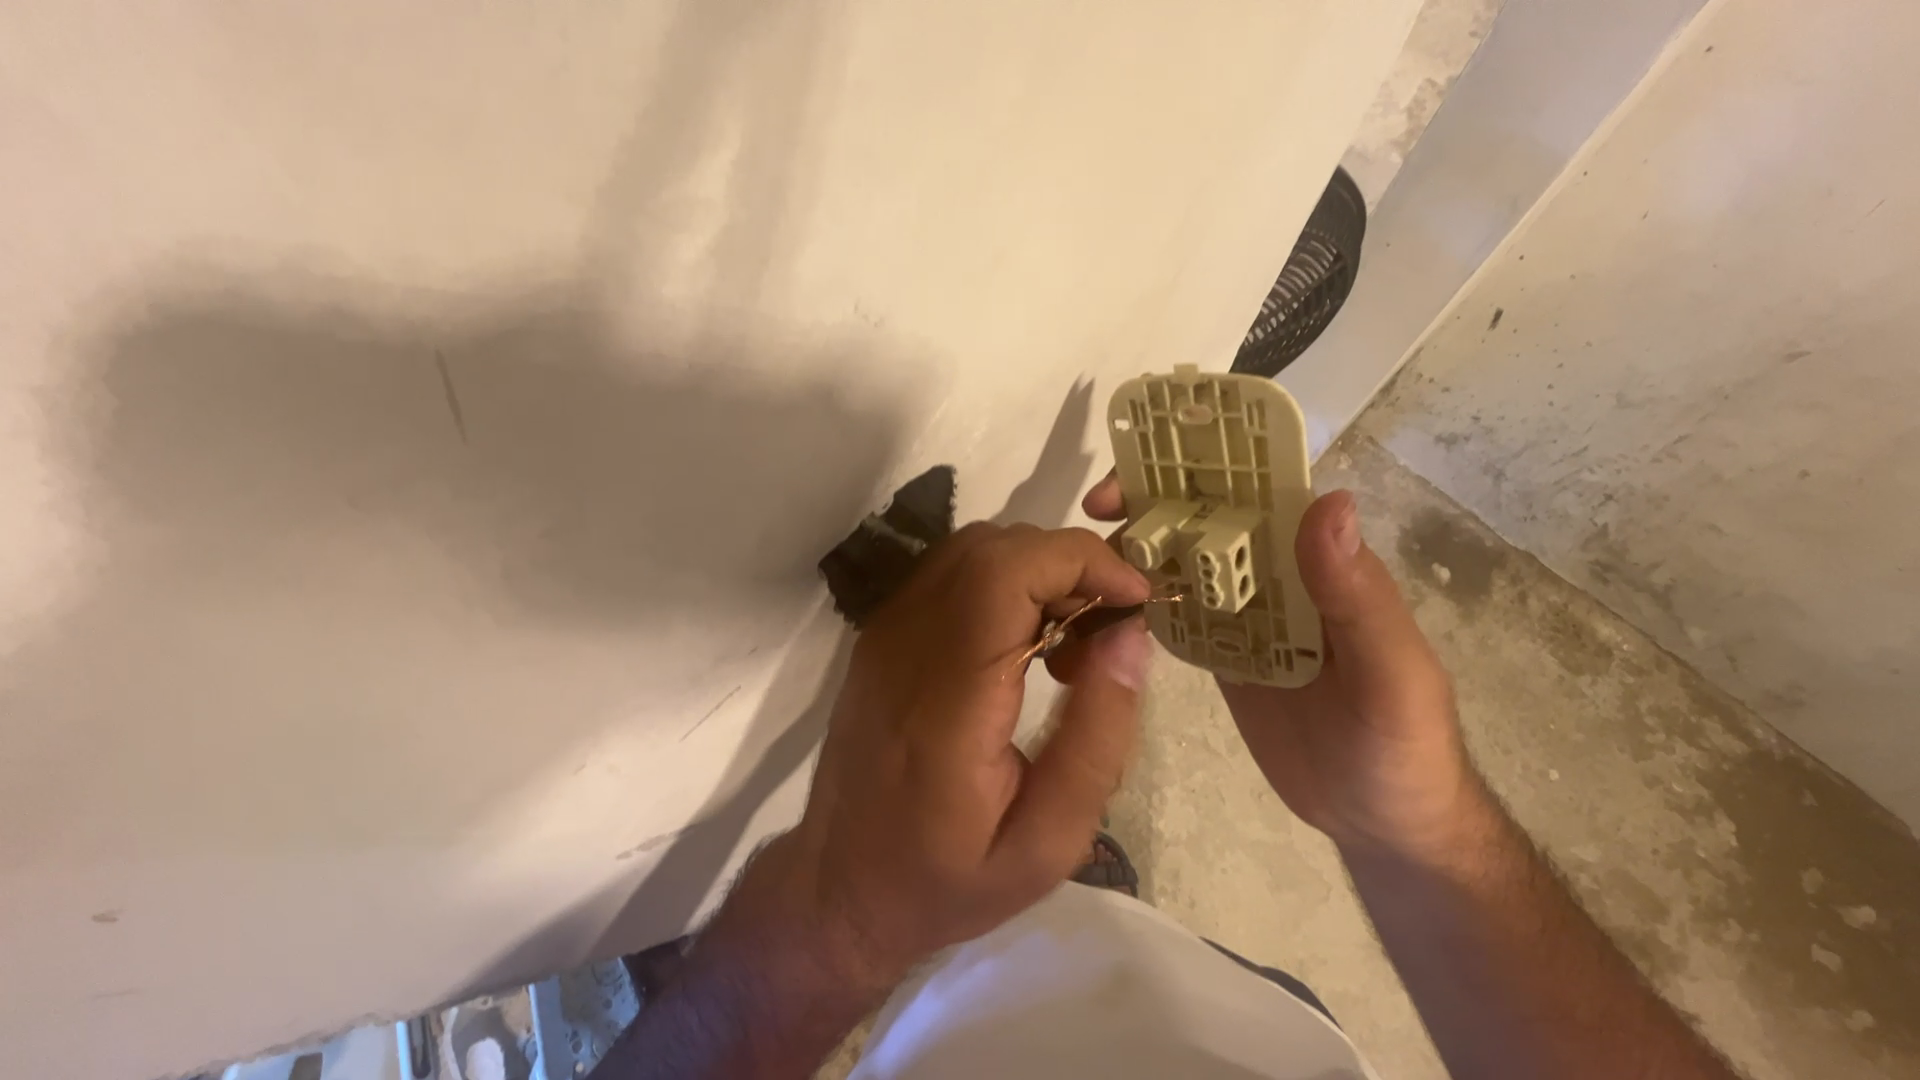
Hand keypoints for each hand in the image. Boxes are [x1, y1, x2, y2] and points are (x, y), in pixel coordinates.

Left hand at [756, 522, 1155, 984]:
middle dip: (1068, 565)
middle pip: (992, 548)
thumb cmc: (948, 878)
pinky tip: (1025, 648)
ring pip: (970, 552)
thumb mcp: (1048, 840)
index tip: (1134, 600)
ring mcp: (884, 635)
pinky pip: (949, 576)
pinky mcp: (879, 638)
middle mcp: (906, 645)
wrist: (839, 887)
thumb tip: (1130, 637)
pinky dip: (1003, 586)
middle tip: (1109, 629)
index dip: (1080, 561)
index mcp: (948, 696)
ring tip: (1072, 645)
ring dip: (1037, 573)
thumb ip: (1096, 737)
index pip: (1007, 571)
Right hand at [1082, 474, 1476, 860]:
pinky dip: (1143, 609)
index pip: (1259, 492)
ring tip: (1086, 563)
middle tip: (1095, 514)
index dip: (1202, 469)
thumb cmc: (1404, 746)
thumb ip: (1357, 596)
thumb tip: (1328, 501)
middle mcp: (1281, 577)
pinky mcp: (1225, 658)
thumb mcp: (1392, 673)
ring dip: (1139, 553)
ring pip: (1186, 566)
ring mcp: (1248, 618)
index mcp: (1322, 563)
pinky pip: (1179, 620)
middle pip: (1210, 521)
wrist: (1383, 824)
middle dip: (1153, 505)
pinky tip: (1102, 611)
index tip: (1142, 471)